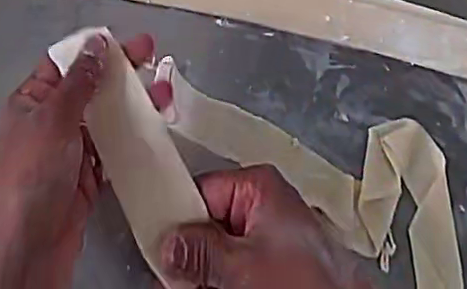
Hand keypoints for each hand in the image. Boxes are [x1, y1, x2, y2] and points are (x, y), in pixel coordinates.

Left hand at [0, 31, 158, 288]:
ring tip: (163, 93)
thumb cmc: (29, 178)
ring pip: (107, 117)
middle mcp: (51, 122)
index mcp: (33, 101)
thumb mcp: (53, 119)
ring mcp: (70, 152)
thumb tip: (97, 44)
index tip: (126, 40)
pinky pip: (115, 150)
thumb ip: (79, 81)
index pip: (66, 62)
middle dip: (122, 72)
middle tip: (154, 57)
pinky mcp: (88, 180)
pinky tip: (154, 128)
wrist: (22, 253)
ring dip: (134, 103)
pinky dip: (134, 138)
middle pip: (91, 87)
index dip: (95, 48)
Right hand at [158, 165, 372, 287]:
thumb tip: (170, 241)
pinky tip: (215, 285)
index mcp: (259, 187)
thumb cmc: (304, 282)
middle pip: (211, 221)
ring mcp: (271, 235)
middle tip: (180, 275)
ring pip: (222, 247)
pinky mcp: (275, 262)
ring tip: (200, 283)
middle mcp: (265, 204)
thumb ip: (200, 249)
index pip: (203, 190)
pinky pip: (238, 262)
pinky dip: (224, 278)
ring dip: (207, 269)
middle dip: (194, 250)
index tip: (162, 244)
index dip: (181, 218)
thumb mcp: (240, 266)